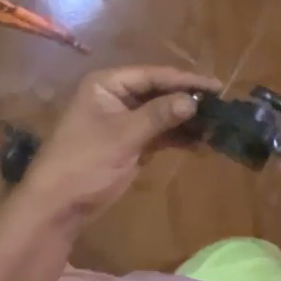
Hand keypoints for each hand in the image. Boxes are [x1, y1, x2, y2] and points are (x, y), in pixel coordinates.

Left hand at [17, 64, 220, 228]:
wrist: (58, 205)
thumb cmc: (85, 162)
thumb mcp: (123, 136)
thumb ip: (159, 115)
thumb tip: (193, 101)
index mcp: (107, 84)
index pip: (153, 75)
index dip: (185, 80)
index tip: (216, 86)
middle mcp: (116, 96)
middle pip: (159, 92)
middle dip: (188, 100)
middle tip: (222, 105)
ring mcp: (123, 121)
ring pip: (162, 114)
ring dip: (187, 120)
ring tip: (218, 125)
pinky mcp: (130, 144)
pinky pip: (159, 134)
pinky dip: (178, 138)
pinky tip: (202, 143)